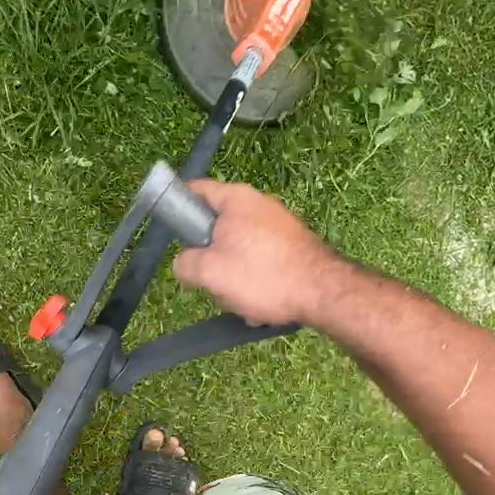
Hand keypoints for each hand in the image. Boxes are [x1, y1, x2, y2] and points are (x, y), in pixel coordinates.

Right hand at [172, 179, 353, 325]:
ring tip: (244, 301)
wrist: (323, 291)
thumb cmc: (262, 276)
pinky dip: (258, 282)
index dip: (177, 207)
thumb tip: (183, 263)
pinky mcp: (293, 246)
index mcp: (235, 199)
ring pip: (240, 251)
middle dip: (212, 259)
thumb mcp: (210, 272)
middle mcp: (259, 204)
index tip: (171, 232)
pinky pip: (263, 262)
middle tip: (214, 282)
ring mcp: (279, 226)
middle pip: (218, 228)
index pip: (195, 190)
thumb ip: (185, 264)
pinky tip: (263, 304)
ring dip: (236, 279)